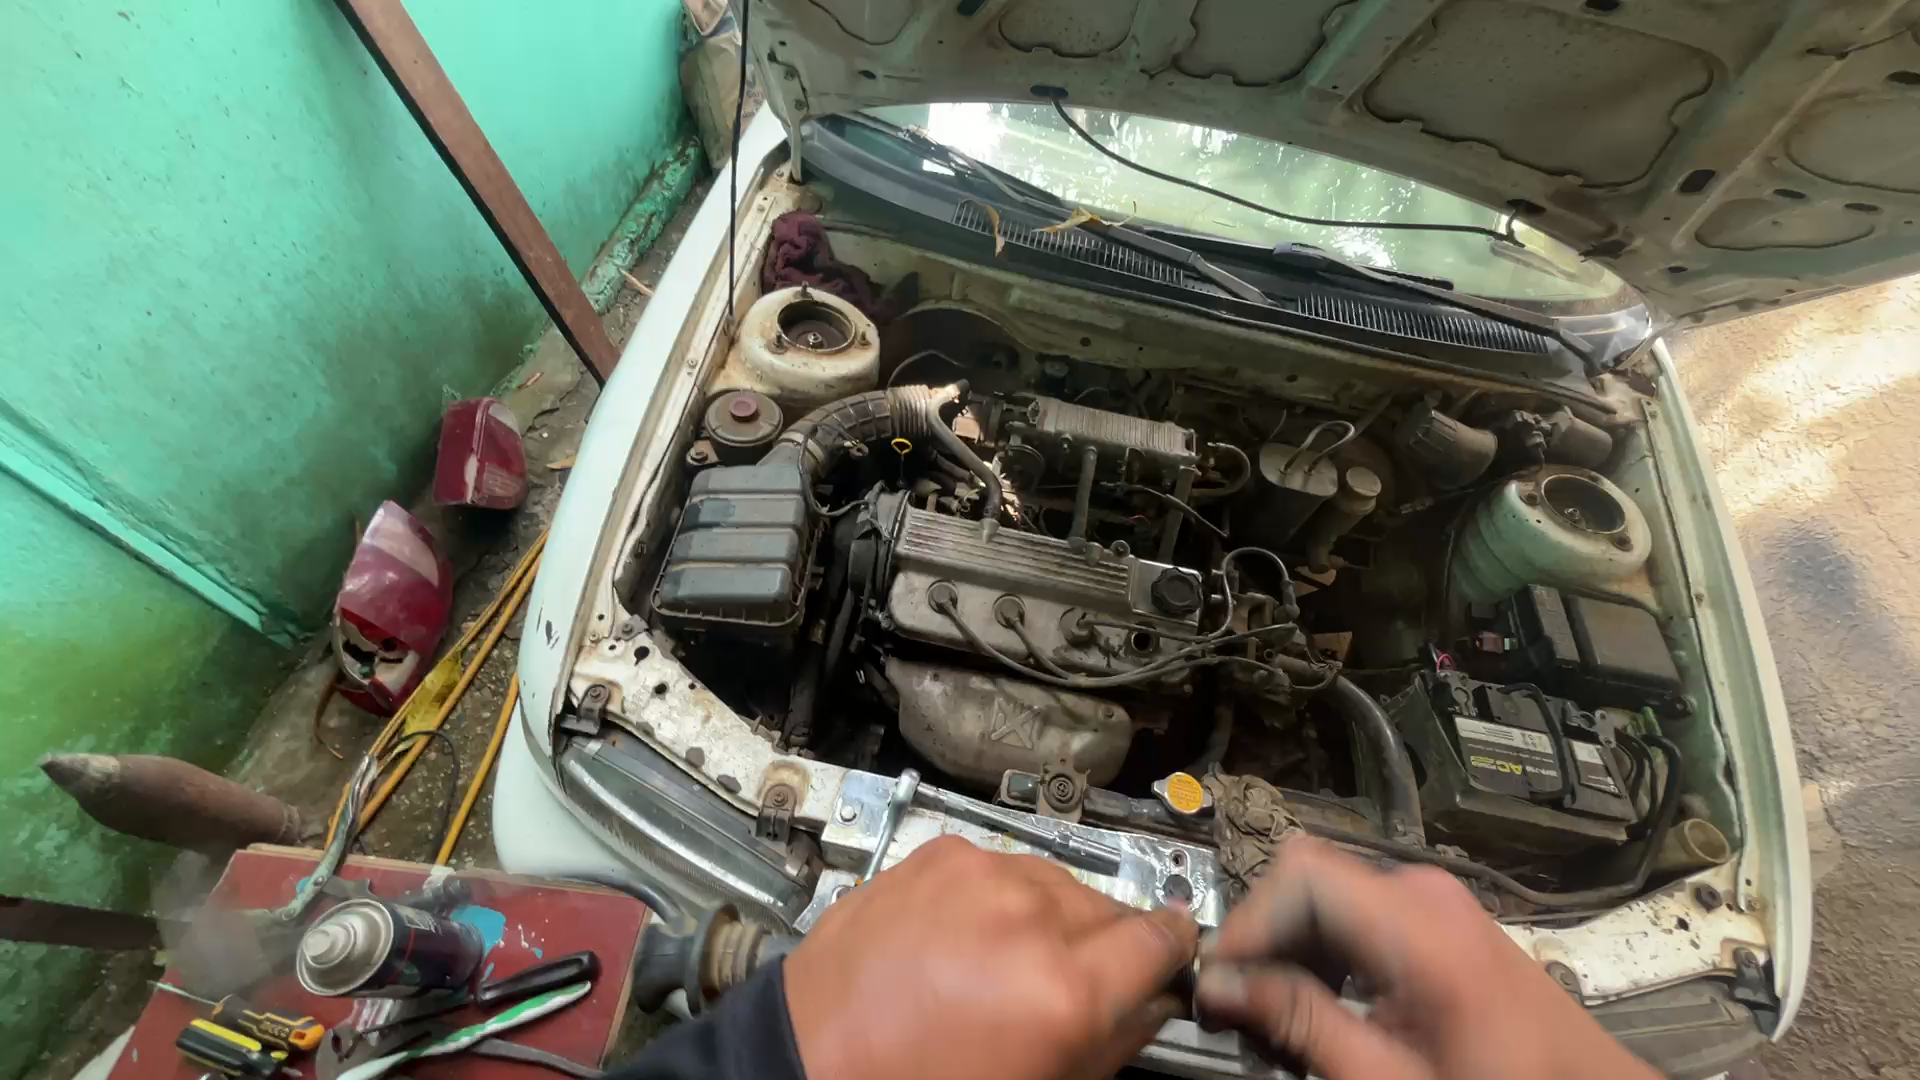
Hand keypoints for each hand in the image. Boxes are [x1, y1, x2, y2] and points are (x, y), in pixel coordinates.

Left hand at [783, 835, 1198, 1079]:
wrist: (814, 1054)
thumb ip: (1113, 1040)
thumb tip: (1150, 996)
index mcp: (1064, 989)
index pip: (1158, 938)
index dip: (1173, 944)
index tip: (1173, 943)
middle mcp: (1031, 912)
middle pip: (1109, 908)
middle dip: (1106, 941)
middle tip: (1074, 975)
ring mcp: (983, 871)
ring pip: (1057, 880)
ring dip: (1051, 913)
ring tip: (1011, 954)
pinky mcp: (943, 850)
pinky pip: (1001, 865)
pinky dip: (1000, 894)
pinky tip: (969, 930)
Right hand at [1196, 836, 1659, 1079]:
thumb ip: (1301, 1026)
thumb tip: (1219, 986)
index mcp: (1420, 924)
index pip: (1300, 874)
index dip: (1250, 919)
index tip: (1223, 975)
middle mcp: (1422, 888)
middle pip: (1305, 877)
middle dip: (1264, 935)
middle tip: (1243, 999)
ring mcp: (1430, 896)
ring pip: (1321, 889)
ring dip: (1289, 942)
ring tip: (1278, 1007)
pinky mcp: (1433, 912)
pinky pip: (1351, 906)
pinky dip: (1322, 945)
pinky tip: (1322, 998)